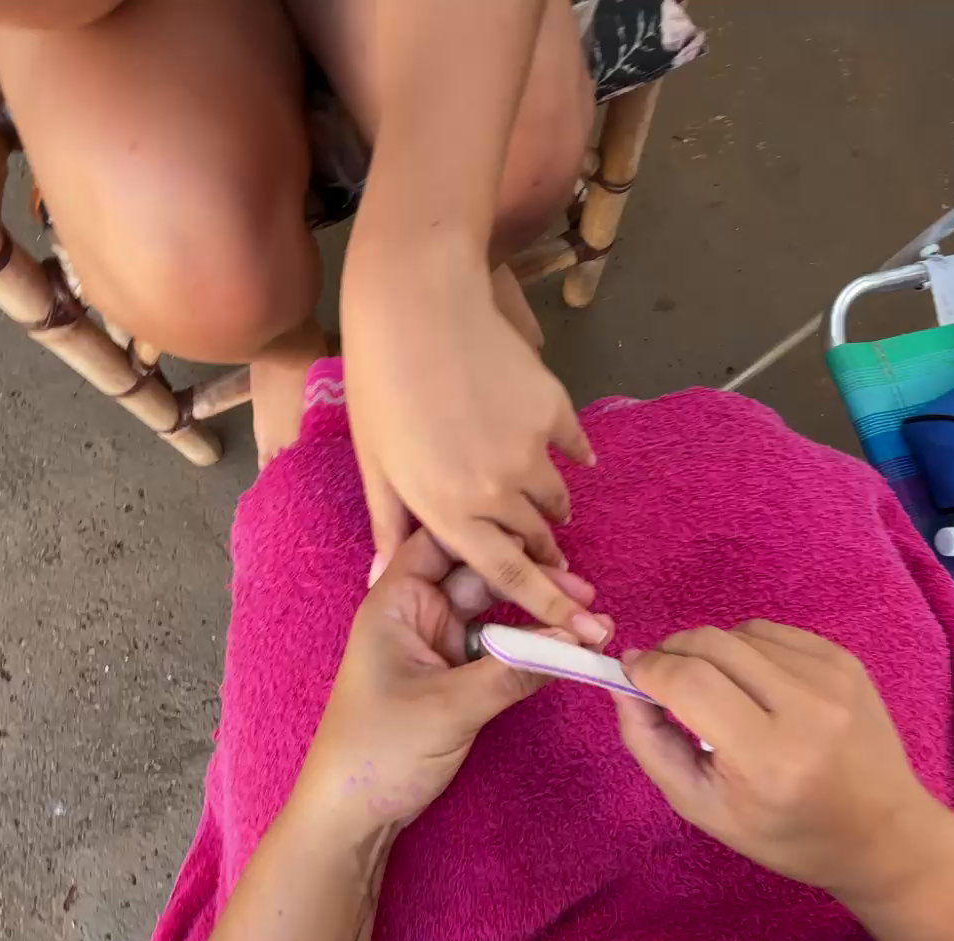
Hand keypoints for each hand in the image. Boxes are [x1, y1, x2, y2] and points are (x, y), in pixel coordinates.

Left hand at [297, 529, 608, 827]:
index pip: (442, 542)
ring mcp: (437, 641)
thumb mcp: (449, 707)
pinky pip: (496, 647)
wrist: (353, 815)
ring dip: (537, 615)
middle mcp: (417, 612)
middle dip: (531, 581)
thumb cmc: (380, 749)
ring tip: (589, 620)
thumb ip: (513, 670)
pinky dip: (529, 647)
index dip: (488, 533)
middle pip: (478, 576)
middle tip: (587, 592)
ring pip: (493, 612)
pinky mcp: (453, 672)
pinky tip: (564, 648)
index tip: (542, 536)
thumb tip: (578, 640)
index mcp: (396, 601)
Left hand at [341, 250, 603, 644]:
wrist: (416, 302)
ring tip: (547, 504)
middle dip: (542, 553)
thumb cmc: (379, 384)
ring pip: (557, 498)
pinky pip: (576, 448)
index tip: (578, 625)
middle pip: (535, 539)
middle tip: (547, 555)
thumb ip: (389, 523)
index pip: (506, 575)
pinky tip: (568, 453)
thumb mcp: (375, 461)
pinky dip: (573, 457)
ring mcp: (531, 450)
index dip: (544, 604)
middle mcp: (497, 491)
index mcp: (448, 511)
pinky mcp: (554, 411)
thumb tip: (382, 574)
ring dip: (553, 509)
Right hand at [612, 621, 949, 903]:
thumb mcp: (702, 806)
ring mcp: (832, 677)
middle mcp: (807, 709)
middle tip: (661, 679)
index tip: (630, 674)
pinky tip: (753, 684)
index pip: (689, 684)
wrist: (884, 834)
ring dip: (708, 652)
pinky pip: (768, 631)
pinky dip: (743, 648)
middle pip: (710, 645)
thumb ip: (649, 743)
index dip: (648, 669)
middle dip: (671, 653)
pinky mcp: (845, 659)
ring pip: (736, 633)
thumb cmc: (786, 833)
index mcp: (770, 759)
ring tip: (715, 690)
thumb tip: (623, 684)